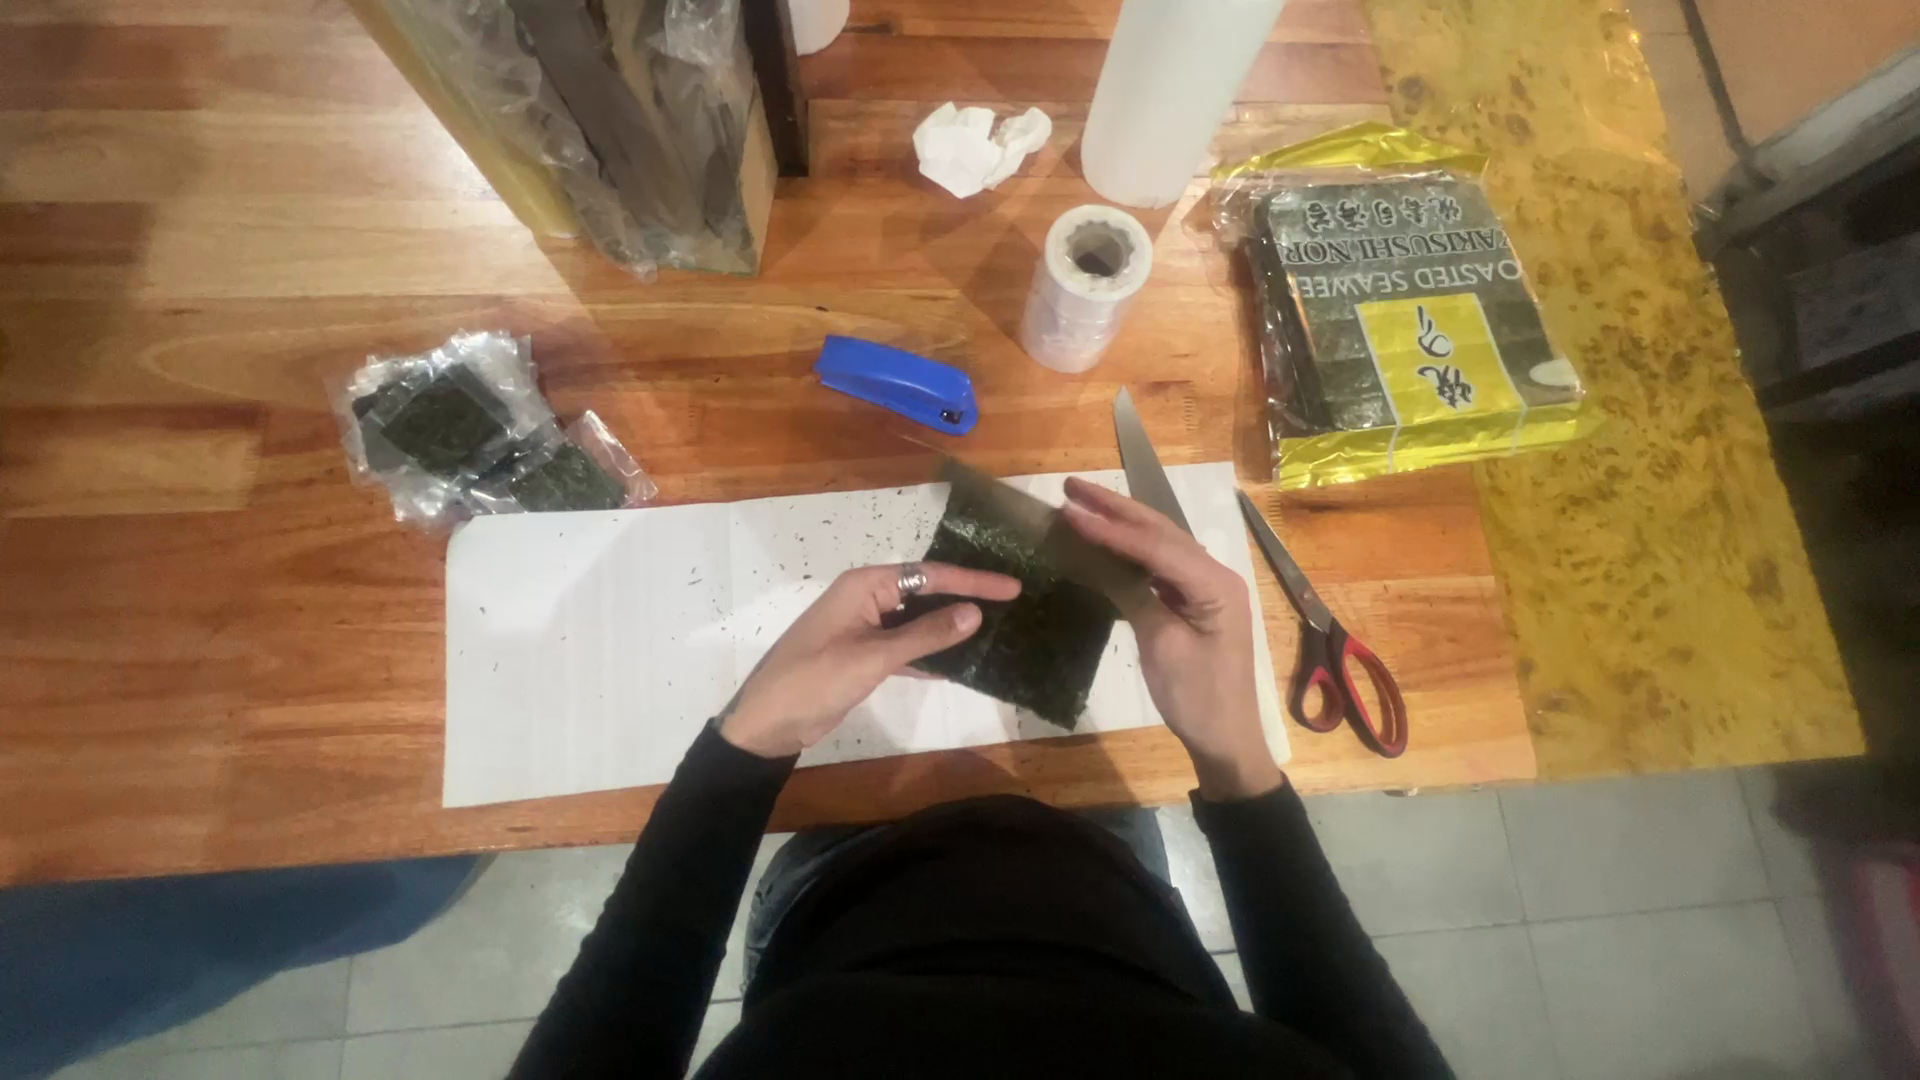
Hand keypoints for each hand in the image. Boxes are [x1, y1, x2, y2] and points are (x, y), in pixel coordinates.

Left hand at [719, 563, 1021, 758]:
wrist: (767, 723)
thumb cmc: (816, 679)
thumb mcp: (874, 656)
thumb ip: (926, 634)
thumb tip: (975, 613)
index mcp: (866, 585)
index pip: (930, 575)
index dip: (974, 581)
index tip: (1012, 587)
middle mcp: (867, 597)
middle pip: (925, 592)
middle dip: (964, 600)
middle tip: (1009, 606)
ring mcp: (864, 626)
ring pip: (916, 620)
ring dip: (948, 628)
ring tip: (992, 632)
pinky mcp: (863, 654)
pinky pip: (905, 645)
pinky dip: (928, 653)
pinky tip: (956, 665)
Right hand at [1060, 477, 1283, 799]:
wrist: (1224, 738)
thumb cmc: (1197, 697)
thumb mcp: (1162, 646)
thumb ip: (1134, 596)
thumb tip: (1097, 559)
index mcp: (1215, 584)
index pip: (1155, 545)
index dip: (1110, 527)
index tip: (1069, 510)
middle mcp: (1214, 574)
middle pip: (1160, 531)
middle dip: (1115, 508)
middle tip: (1071, 487)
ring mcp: (1204, 587)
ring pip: (1158, 544)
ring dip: (1121, 523)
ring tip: (1081, 504)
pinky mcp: (1192, 601)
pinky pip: (1157, 566)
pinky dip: (1128, 551)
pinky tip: (1104, 542)